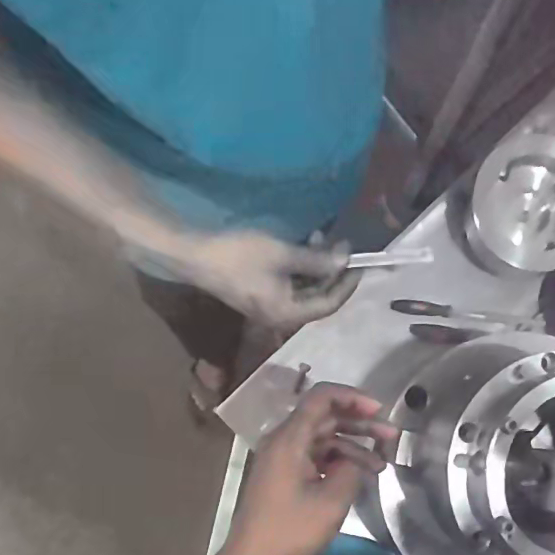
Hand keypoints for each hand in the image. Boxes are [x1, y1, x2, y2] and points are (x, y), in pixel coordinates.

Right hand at [178, 232, 359, 330]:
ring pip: (304, 290)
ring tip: (321, 238)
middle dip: (332, 272)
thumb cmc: (238, 256)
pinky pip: (290, 286)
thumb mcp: (282, 255)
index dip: (347, 284)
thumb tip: (345, 259)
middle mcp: (281, 317)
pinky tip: (303, 245)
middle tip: (342, 245)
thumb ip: (316, 260)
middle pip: (318, 299)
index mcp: (287, 313)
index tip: (360, 262)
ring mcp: (269, 307)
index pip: (329, 304)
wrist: (194, 255)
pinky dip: (301, 269)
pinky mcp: (260, 295)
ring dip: (316, 267)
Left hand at [217, 384, 397, 554]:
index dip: (353, 397)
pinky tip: (360, 475)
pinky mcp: (284, 473)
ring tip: (382, 464)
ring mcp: (282, 457)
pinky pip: (315, 455)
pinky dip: (338, 461)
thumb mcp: (331, 502)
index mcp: (289, 439)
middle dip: (360, 423)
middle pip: (325, 417)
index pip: (322, 397)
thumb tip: (357, 460)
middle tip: (391, 436)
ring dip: (353, 446)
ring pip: (323, 438)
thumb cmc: (289, 530)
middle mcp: (283, 440)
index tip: (380, 410)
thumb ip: (351, 470)